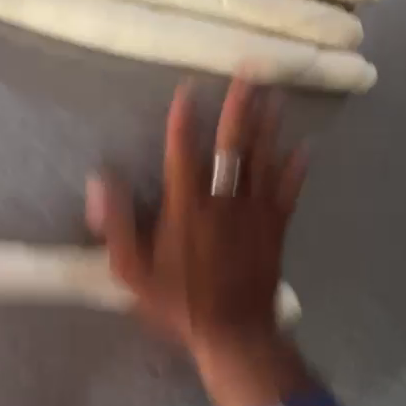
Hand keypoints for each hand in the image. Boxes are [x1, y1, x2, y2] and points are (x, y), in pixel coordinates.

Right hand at [86, 76, 305, 355]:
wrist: (232, 333)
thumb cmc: (175, 302)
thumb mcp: (130, 270)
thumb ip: (114, 224)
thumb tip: (100, 181)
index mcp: (185, 209)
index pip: (183, 154)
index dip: (184, 121)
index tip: (188, 89)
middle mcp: (222, 202)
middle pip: (232, 146)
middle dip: (240, 106)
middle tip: (250, 71)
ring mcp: (254, 213)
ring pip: (263, 160)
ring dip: (269, 124)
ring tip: (274, 93)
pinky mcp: (275, 228)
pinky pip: (288, 191)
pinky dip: (297, 168)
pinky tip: (305, 146)